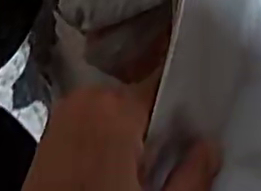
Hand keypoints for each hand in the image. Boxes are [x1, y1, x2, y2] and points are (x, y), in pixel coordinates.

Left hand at [21, 80, 219, 190]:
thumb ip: (191, 177)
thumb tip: (209, 147)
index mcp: (117, 108)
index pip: (163, 84)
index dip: (182, 105)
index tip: (194, 123)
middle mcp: (90, 98)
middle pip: (138, 100)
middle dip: (153, 128)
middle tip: (160, 164)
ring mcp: (66, 111)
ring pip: (114, 110)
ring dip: (127, 134)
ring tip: (132, 173)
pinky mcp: (51, 129)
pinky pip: (90, 120)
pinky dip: (103, 137)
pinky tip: (108, 171)